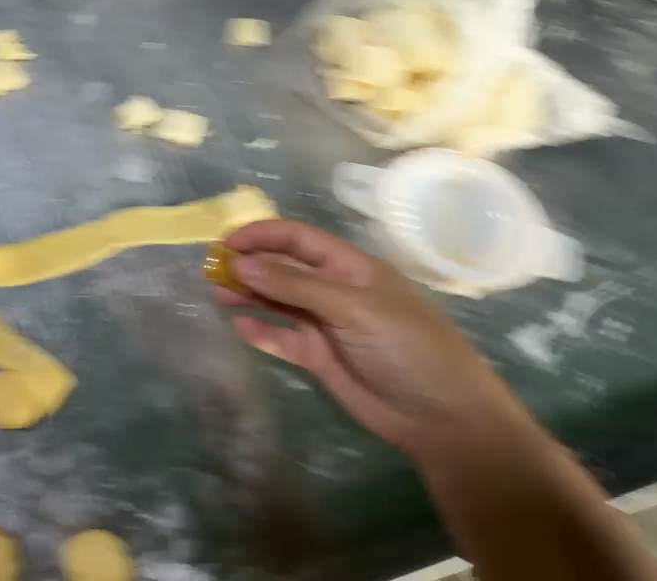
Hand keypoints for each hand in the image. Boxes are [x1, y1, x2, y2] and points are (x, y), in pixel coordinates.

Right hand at [215, 219, 530, 460]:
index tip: (226, 243)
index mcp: (349, 268)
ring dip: (247, 293)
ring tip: (217, 294)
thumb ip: (293, 284)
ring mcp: (325, 323)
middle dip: (248, 264)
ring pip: (276, 299)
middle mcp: (334, 289)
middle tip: (212, 270)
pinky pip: (281, 336)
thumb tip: (239, 262)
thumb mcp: (352, 308)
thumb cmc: (408, 349)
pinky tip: (240, 326)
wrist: (444, 420)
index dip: (261, 235)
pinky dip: (260, 330)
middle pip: (281, 266)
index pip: (297, 238)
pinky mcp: (319, 355)